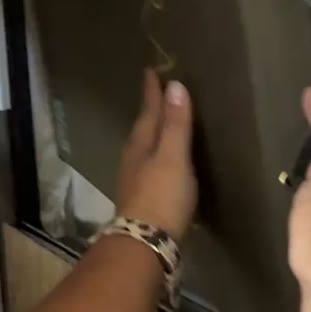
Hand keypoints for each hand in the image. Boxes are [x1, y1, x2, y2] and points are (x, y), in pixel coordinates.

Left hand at [115, 70, 198, 240]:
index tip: (151, 70)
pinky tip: (166, 159)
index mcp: (141, 143)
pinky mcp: (143, 195)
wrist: (145, 241)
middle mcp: (134, 156)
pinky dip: (160, 151)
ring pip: (146, 144)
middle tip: (160, 90)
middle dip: (152, 108)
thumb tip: (175, 86)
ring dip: (155, 130)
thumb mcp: (173, 157)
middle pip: (145, 125)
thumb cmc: (162, 195)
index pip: (148, 110)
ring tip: (165, 120)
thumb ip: (176, 124)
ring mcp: (136, 176)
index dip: (152, 91)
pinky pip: (151, 162)